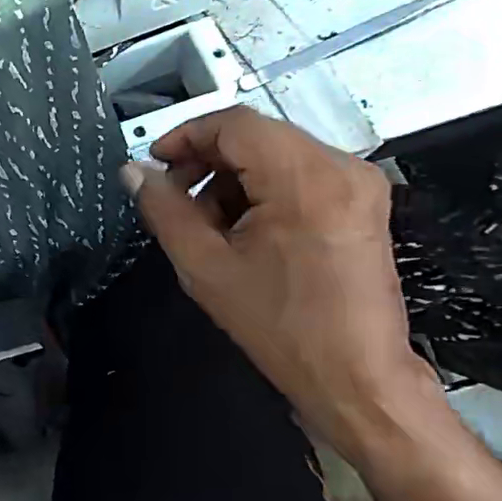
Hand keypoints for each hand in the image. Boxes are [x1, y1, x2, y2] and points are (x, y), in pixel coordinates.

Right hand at [122, 107, 438, 463]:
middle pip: (258, 135)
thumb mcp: (207, 269)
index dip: (186, 135)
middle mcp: (342, 167)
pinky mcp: (365, 201)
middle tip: (176, 197)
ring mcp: (360, 182)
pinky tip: (246, 230)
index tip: (156, 163)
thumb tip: (136, 173)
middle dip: (209, 160)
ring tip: (211, 225)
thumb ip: (165, 211)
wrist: (356, 376)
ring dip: (236, 178)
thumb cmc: (282, 330)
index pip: (235, 123)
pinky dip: (266, 190)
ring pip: (279, 153)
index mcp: (306, 179)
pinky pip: (303, 174)